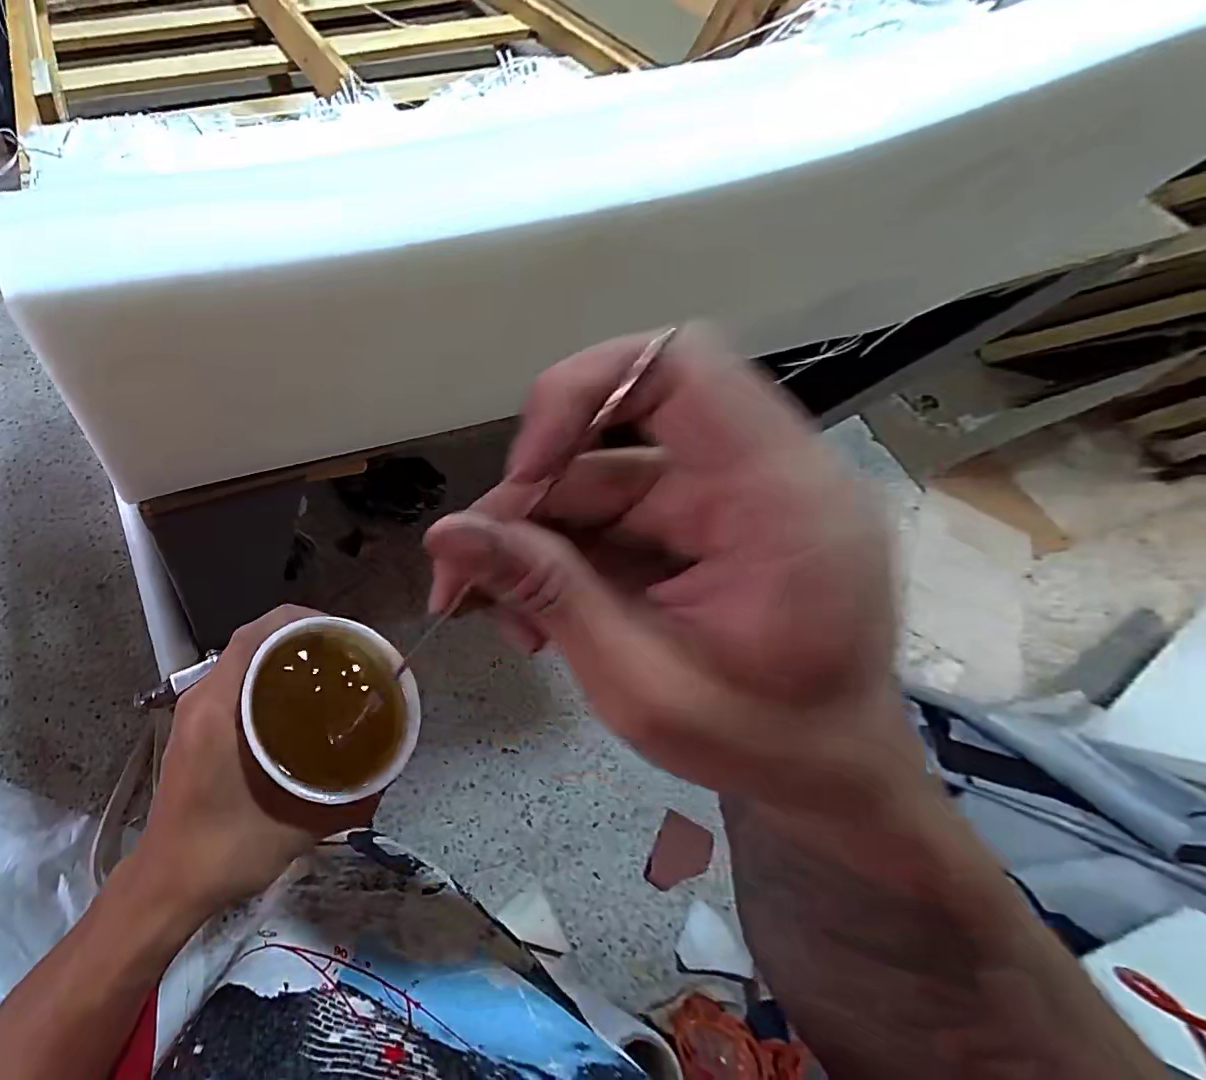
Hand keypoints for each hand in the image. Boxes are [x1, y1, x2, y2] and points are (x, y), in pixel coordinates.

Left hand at [134, 605, 379, 915]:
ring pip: (238, 663)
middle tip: (340, 655)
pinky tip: (291, 705)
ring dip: (276, 658)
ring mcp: (192, 712)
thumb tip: (383, 774)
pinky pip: (230, 685)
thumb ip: (344, 801)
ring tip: (322, 673)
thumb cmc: (224, 850)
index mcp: (217, 707)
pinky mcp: (192, 728)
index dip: (297, 621)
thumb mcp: (295, 826)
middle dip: (294, 638)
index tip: (337, 633)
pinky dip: (261, 681)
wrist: (169, 880)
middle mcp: (200, 698)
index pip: (253, 636)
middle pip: (247, 643)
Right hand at [423, 325, 922, 819]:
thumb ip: (545, 593)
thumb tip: (444, 534)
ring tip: (499, 622)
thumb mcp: (639, 681)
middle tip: (460, 582)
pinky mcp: (681, 529)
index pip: (676, 366)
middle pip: (595, 446)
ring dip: (521, 548)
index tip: (523, 475)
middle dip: (516, 512)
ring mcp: (708, 503)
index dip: (580, 394)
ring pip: (578, 488)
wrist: (827, 781)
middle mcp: (741, 478)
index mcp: (772, 495)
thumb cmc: (763, 744)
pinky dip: (547, 563)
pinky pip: (590, 521)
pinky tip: (530, 620)